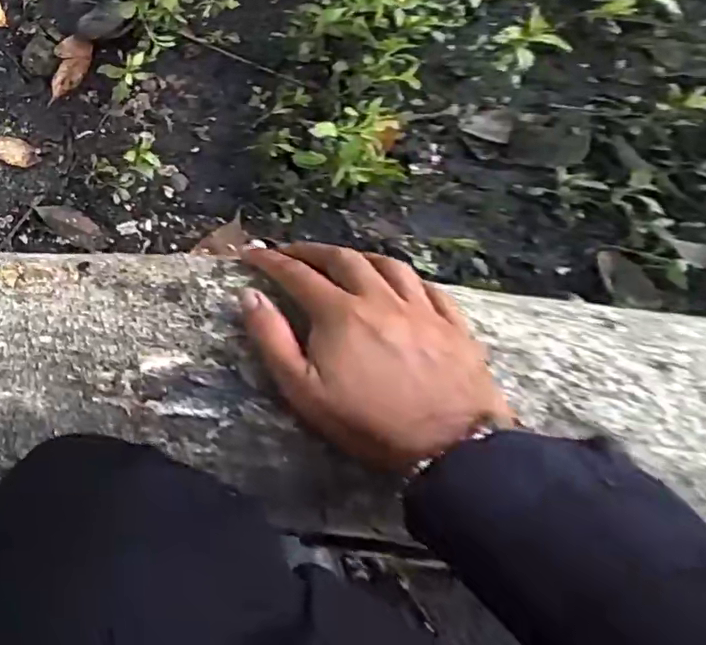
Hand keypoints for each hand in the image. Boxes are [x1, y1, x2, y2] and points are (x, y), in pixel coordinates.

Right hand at [239, 243, 513, 472]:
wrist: (456, 454)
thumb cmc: (368, 422)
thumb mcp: (302, 387)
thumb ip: (270, 337)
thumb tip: (249, 295)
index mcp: (340, 313)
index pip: (296, 273)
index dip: (269, 259)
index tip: (251, 253)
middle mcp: (380, 301)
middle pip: (342, 258)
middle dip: (310, 251)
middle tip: (290, 253)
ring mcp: (423, 312)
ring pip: (387, 265)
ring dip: (357, 257)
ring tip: (342, 261)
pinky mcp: (456, 329)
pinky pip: (429, 289)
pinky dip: (405, 279)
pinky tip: (397, 286)